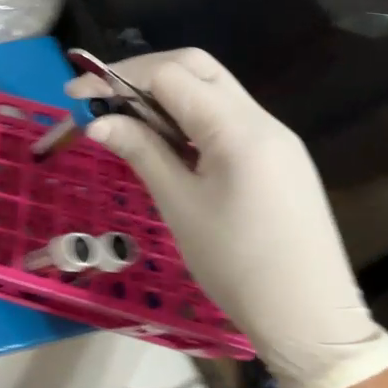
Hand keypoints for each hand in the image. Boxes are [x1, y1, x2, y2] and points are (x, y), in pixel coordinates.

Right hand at [67, 48, 387, 387]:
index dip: (117, 77)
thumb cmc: (238, 265)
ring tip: (126, 121)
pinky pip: (226, 117)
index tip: (75, 94)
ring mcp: (275, 138)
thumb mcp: (178, 205)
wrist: (312, 320)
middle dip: (142, 73)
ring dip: (164, 92)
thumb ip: (140, 151)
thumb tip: (95, 121)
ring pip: (212, 89)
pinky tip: (165, 142)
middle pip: (195, 68)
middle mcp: (261, 121)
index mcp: (238, 130)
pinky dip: (188, 115)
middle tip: (102, 97)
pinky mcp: (278, 157)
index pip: (169, 75)